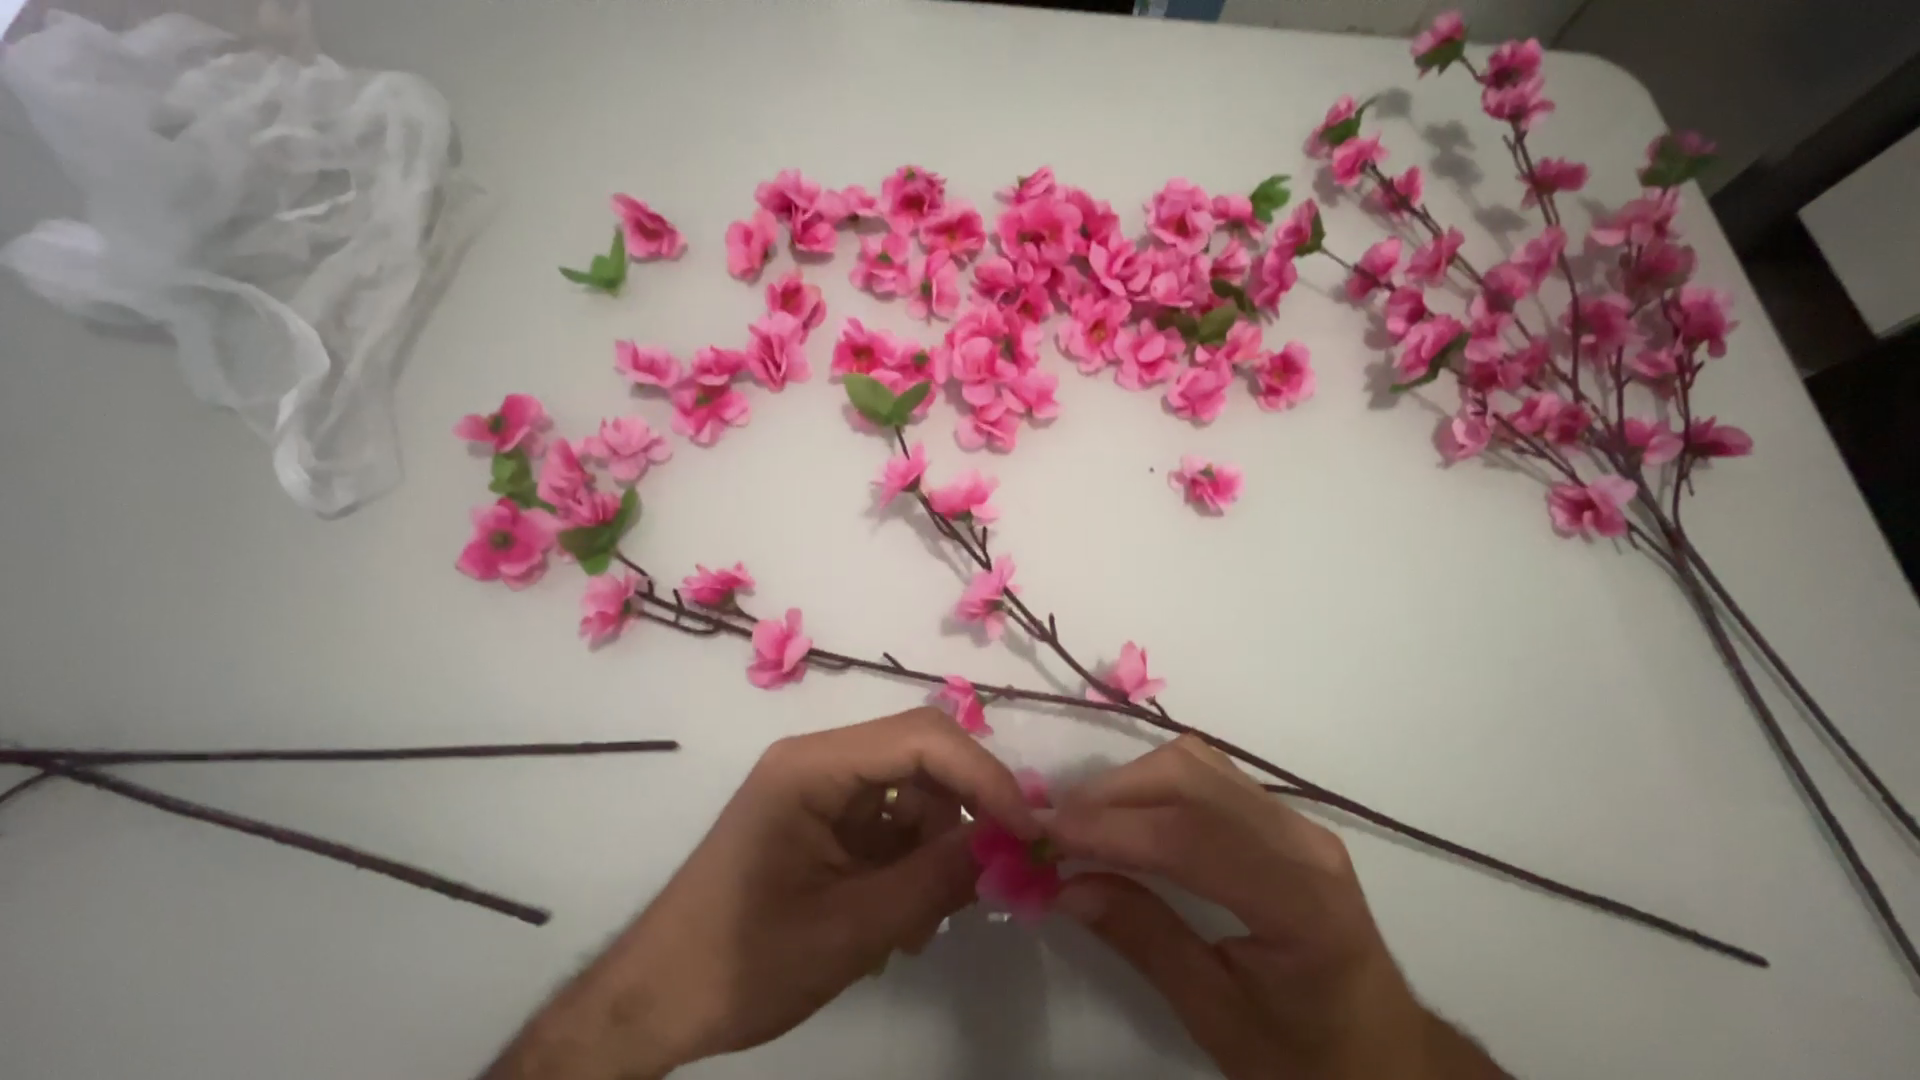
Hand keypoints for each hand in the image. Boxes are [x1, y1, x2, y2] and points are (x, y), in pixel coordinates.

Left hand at [482, 708, 1039, 1079]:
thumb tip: (1011, 845)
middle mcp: (817, 762)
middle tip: (996, 872)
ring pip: (912, 792)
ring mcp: (819, 791)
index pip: (921, 738)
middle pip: (920, 756)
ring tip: (925, 921)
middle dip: (965, 810)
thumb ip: (935, 881)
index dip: (983, 776)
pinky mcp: (821, 822)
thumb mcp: (851, 929)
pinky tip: (903, 918)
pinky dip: (912, 862)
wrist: (659, 1001)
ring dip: (938, 846)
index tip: (1027, 831)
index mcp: (811, 767)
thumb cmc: (743, 962)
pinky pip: (890, 822)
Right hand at [1047, 736, 1506, 1079]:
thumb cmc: (1306, 1056)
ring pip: (1197, 764)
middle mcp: (1304, 843)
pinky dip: (1152, 785)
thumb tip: (1065, 886)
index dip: (1109, 828)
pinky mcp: (1284, 821)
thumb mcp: (1218, 1018)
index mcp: (1302, 904)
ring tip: (1077, 820)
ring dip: (1128, 782)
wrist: (1384, 1056)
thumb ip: (1144, 940)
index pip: (1190, 838)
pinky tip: (1121, 814)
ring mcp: (1298, 824)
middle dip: (1110, 794)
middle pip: (1191, 779)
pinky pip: (1208, 776)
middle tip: (1050, 827)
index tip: (1041, 832)